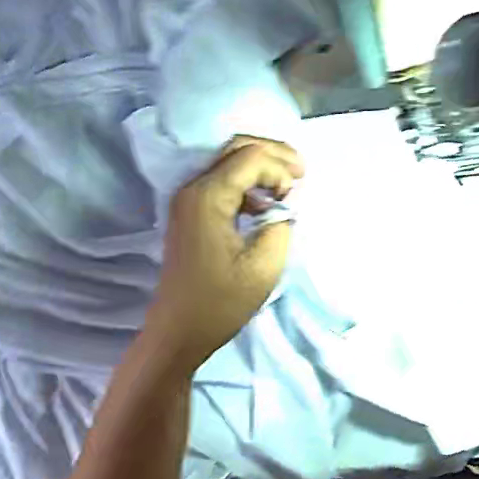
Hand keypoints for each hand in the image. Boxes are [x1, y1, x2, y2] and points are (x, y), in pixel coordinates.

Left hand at [143, 136, 303, 370]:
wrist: (177, 331)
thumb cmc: (219, 303)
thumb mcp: (264, 266)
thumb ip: (280, 225)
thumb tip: (282, 206)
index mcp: (207, 197)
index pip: (250, 156)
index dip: (280, 167)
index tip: (298, 193)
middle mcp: (191, 188)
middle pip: (235, 148)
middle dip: (272, 155)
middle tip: (301, 173)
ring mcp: (186, 200)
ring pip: (227, 162)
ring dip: (259, 167)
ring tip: (287, 187)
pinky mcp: (188, 214)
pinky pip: (219, 182)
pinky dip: (245, 184)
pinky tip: (263, 204)